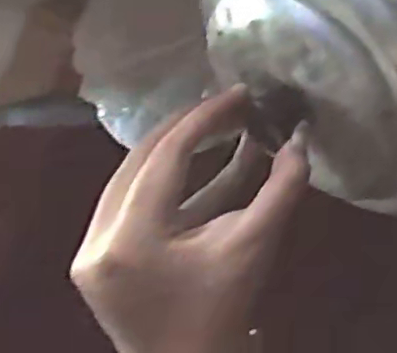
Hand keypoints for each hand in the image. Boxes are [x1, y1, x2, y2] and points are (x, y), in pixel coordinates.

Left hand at [72, 88, 309, 352]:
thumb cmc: (222, 304)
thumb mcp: (258, 240)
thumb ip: (284, 182)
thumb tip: (301, 133)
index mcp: (128, 238)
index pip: (165, 155)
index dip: (207, 116)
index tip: (243, 91)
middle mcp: (98, 239)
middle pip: (141, 158)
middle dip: (191, 123)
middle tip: (235, 100)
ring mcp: (95, 250)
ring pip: (136, 174)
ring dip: (182, 143)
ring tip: (227, 118)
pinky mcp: (106, 256)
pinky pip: (137, 195)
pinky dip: (178, 171)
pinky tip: (220, 154)